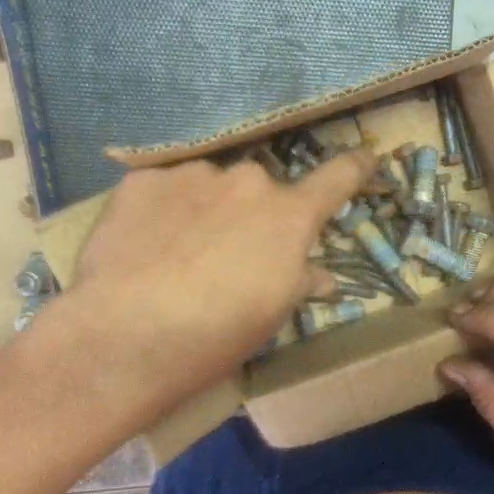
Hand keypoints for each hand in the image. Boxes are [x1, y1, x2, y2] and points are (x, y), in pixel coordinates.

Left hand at [47, 151, 377, 401]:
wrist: (128, 334)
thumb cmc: (218, 334)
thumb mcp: (271, 316)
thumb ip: (299, 282)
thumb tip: (321, 276)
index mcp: (289, 216)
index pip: (337, 180)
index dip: (354, 169)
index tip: (365, 159)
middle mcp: (246, 182)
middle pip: (261, 191)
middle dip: (253, 216)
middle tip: (231, 258)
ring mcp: (191, 176)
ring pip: (209, 188)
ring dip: (205, 212)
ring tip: (178, 258)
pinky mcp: (141, 182)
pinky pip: (163, 191)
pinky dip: (162, 214)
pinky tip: (145, 250)